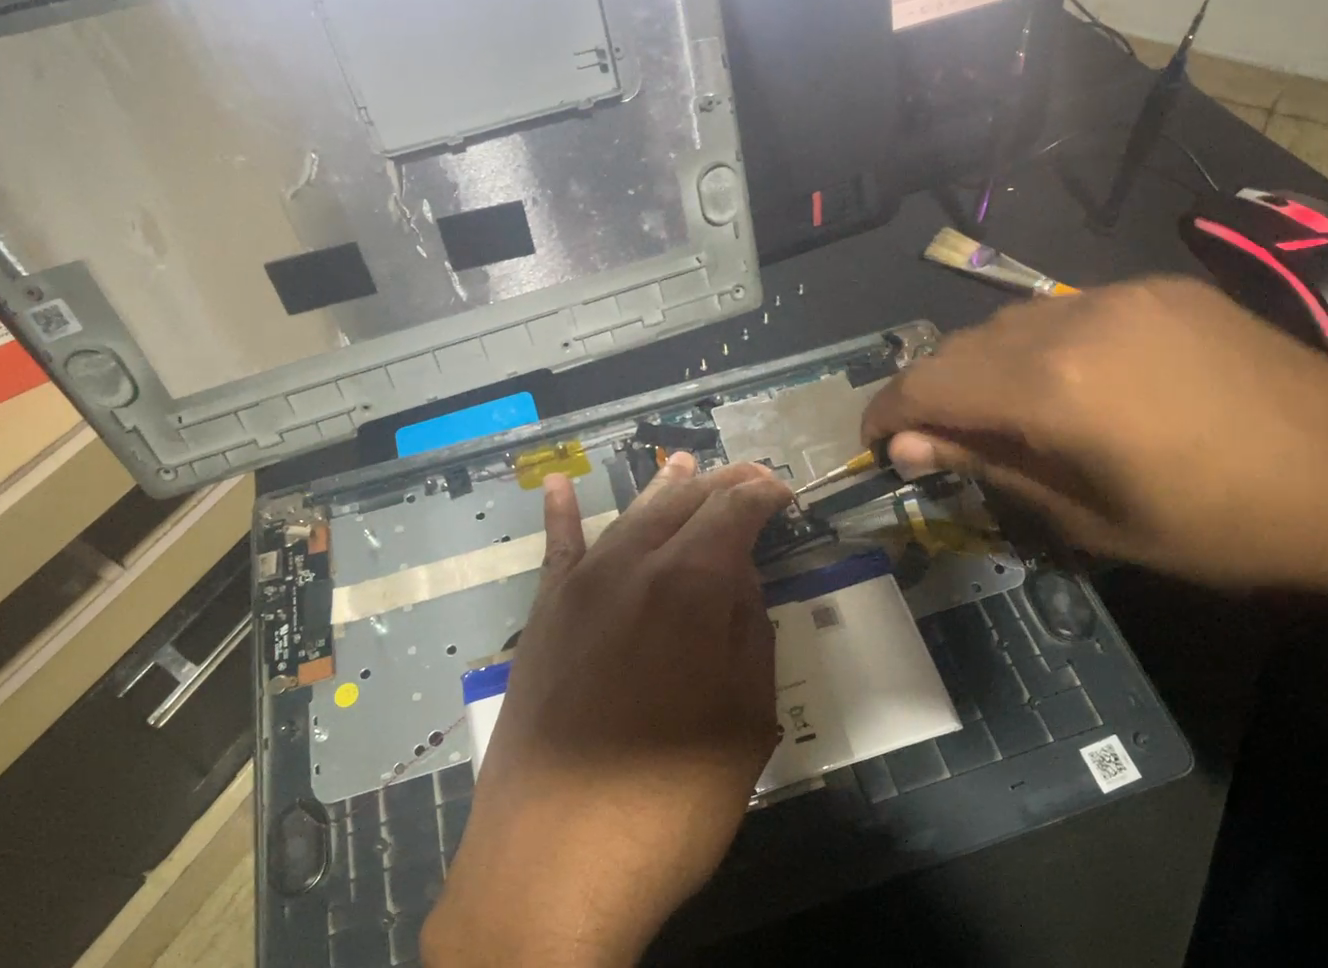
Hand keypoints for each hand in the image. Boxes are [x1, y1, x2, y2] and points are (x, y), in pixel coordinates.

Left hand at [423, 455, 793, 966]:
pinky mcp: (542, 619)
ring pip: (628, 518)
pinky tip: (561, 486)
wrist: (553, 861)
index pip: (735, 507)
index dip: (764, 492)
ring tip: (685, 466)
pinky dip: (562, 515)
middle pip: (682, 502)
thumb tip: (741, 579)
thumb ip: (748, 633)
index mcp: (690, 584)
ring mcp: (578, 589)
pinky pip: (556, 552)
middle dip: (722, 484)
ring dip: (663, 490)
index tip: (785, 494)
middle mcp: (630, 566)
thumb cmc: (670, 802)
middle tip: (751, 480)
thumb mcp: (745, 721)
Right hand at [862, 277, 1327, 627]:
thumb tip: (905, 444)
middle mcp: (1075, 320)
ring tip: (990, 415)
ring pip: (1010, 321)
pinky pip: (1065, 309)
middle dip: (929, 390)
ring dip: (980, 365)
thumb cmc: (1221, 529)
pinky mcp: (1160, 290)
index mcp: (1054, 386)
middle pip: (962, 345)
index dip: (886, 411)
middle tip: (926, 439)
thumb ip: (990, 466)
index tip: (872, 443)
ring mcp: (1122, 295)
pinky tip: (1058, 383)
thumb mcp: (1088, 517)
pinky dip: (1034, 345)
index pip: (930, 383)